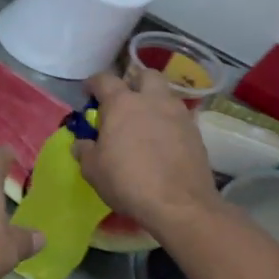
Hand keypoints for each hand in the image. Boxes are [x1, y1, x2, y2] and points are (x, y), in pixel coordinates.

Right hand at [74, 70, 220, 234]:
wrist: (179, 204)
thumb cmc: (127, 181)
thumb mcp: (92, 169)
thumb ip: (85, 150)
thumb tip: (82, 143)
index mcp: (122, 104)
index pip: (104, 79)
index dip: (93, 83)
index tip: (88, 93)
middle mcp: (152, 101)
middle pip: (145, 75)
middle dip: (133, 82)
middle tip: (124, 100)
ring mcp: (178, 114)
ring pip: (166, 95)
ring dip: (154, 101)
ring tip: (145, 121)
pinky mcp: (196, 133)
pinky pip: (179, 117)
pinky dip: (169, 122)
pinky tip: (162, 141)